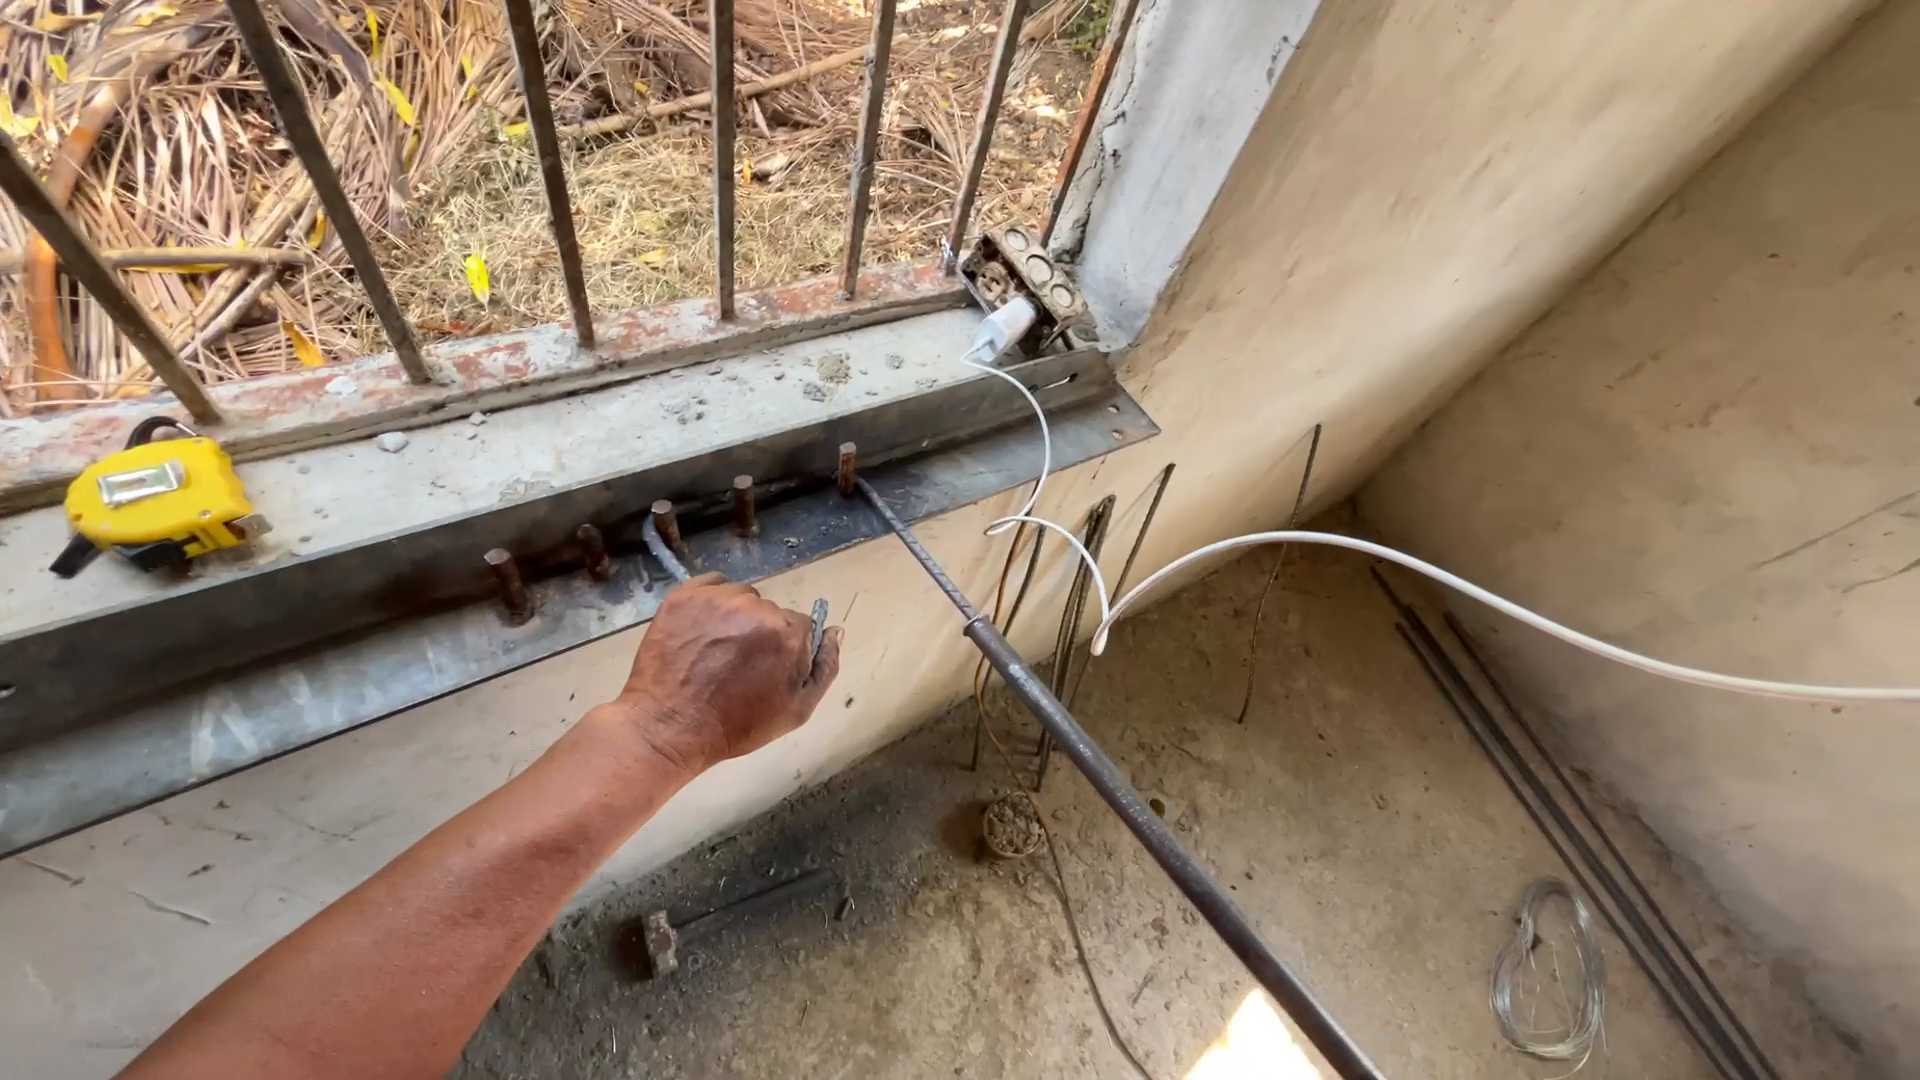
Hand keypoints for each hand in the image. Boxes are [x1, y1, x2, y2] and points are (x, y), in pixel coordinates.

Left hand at [602, 573, 842, 777]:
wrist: (670, 728)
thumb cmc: (738, 725)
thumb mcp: (797, 710)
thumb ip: (825, 667)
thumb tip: (836, 630)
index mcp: (788, 634)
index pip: (800, 627)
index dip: (785, 649)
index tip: (766, 669)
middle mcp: (757, 609)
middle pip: (771, 611)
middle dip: (761, 633)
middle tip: (738, 664)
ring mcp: (718, 599)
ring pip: (742, 597)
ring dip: (737, 616)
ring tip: (717, 648)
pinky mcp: (686, 595)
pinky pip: (712, 584)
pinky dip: (711, 601)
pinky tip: (702, 629)